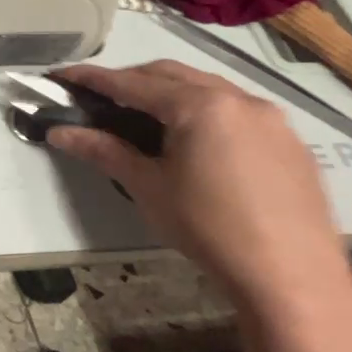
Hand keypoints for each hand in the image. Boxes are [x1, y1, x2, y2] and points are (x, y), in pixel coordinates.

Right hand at [47, 61, 351, 310]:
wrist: (293, 276)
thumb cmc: (209, 226)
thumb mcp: (146, 186)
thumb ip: (103, 150)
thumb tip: (58, 132)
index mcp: (200, 106)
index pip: (133, 82)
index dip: (92, 78)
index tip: (61, 76)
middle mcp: (240, 100)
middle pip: (173, 75)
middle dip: (131, 79)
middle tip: (98, 96)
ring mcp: (272, 120)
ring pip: (208, 88)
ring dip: (170, 92)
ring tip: (141, 115)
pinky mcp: (291, 143)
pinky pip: (237, 110)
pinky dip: (203, 110)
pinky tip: (191, 139)